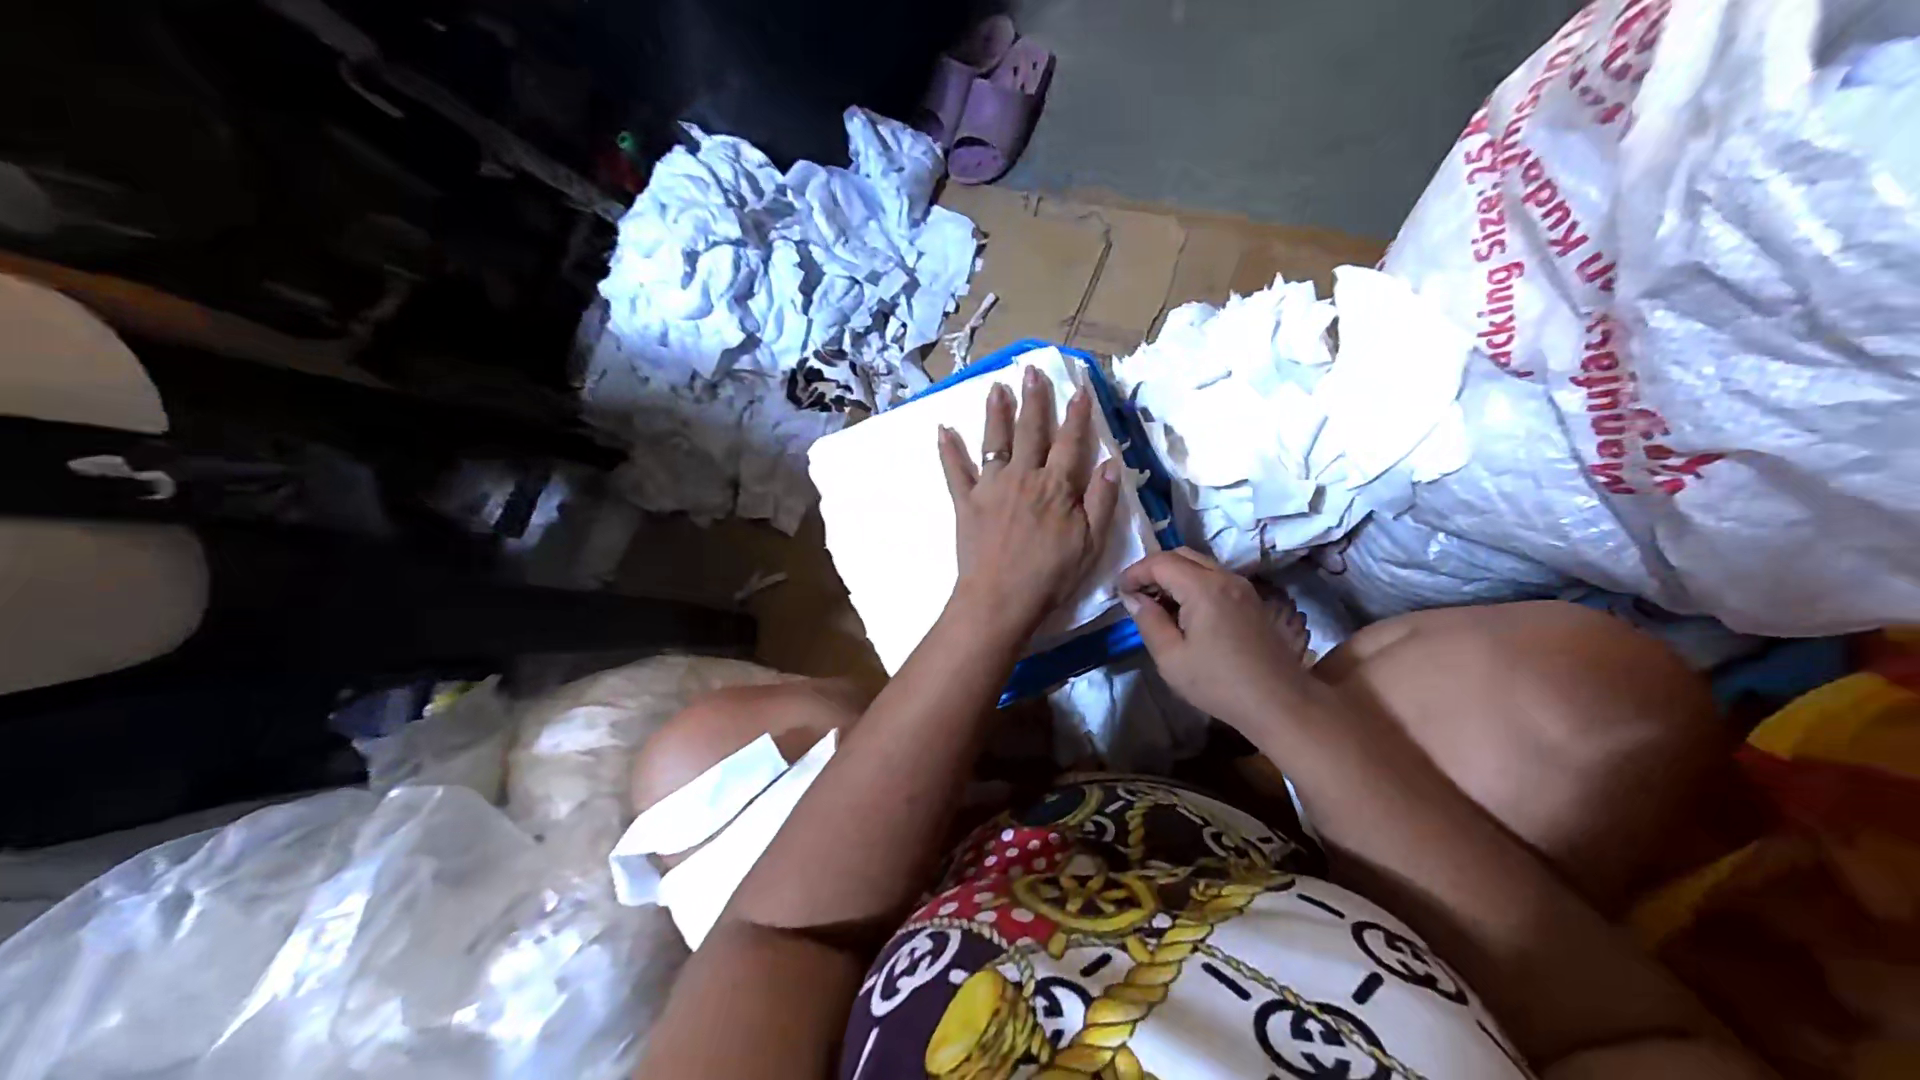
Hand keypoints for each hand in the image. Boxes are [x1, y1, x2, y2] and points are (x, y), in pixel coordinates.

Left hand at [938, 364, 1120, 636]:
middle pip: (1030, 430)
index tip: (1079, 387)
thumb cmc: (1051, 576)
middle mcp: (1023, 476)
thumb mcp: (1091, 543)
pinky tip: (942, 429)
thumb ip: (1102, 501)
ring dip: (996, 411)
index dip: (1076, 414)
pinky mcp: (965, 501)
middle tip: (1031, 370)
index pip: (1070, 441)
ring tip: (997, 386)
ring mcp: (991, 486)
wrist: (1000, 598)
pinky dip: (948, 449)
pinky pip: (955, 469)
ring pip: (994, 440)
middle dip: (1033, 399)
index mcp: (1056, 486)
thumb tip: (1110, 462)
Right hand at [1118, 548, 1310, 725]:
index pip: (1160, 562)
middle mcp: (1225, 577)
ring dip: (1174, 576)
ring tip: (1156, 603)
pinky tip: (1183, 611)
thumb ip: (1148, 621)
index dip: (1135, 572)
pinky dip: (1192, 584)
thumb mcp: (1171, 658)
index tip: (1119, 591)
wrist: (1279, 702)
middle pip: (1182, 555)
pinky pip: (1214, 578)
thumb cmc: (1219, 683)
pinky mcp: (1251, 600)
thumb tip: (1134, 598)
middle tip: (1136, 594)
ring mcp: (1242, 587)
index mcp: (1204, 588)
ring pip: (1199, 565)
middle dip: (1153, 569)